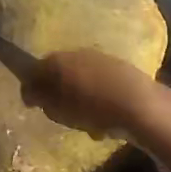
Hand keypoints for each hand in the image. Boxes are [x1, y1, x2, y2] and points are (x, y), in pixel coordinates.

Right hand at [21, 50, 166, 135]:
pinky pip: (101, 83)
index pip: (36, 69)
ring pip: (82, 77)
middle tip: (57, 109)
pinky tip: (103, 117)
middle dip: (56, 88)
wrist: (140, 106)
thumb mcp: (58, 109)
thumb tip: (30, 92)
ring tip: (83, 118)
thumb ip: (39, 98)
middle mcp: (77, 53)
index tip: (32, 104)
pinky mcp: (122, 69)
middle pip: (60, 71)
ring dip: (79, 93)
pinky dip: (97, 96)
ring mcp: (102, 59)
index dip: (32, 87)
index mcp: (57, 60)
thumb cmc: (91, 109)